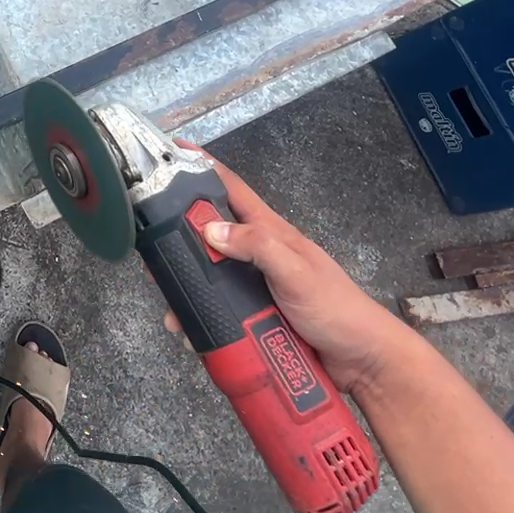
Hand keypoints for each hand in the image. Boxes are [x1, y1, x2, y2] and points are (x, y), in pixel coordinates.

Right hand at [163, 141, 413, 395]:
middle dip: (178, 234)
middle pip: (209, 232)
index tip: (173, 149)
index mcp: (270, 231)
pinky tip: (187, 326)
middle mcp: (257, 252)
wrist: (364, 363)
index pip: (230, 187)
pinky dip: (199, 313)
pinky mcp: (253, 312)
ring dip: (187, 283)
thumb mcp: (296, 272)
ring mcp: (255, 282)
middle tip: (148, 241)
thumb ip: (257, 246)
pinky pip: (217, 307)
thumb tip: (208, 228)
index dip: (202, 165)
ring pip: (209, 273)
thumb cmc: (337, 309)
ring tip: (167, 299)